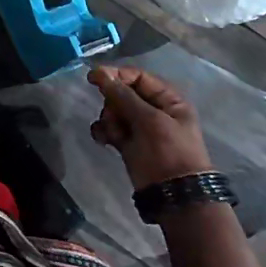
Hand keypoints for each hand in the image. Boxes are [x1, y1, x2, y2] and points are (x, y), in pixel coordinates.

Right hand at [88, 66, 213, 189]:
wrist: (172, 193)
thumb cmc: (168, 152)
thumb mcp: (149, 120)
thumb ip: (124, 96)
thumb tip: (100, 73)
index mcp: (168, 100)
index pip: (138, 77)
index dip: (116, 75)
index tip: (93, 77)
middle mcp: (154, 110)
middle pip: (123, 94)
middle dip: (113, 103)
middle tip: (113, 116)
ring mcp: (140, 128)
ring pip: (114, 112)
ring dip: (109, 120)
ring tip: (113, 134)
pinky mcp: (128, 144)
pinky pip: (110, 129)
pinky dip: (104, 132)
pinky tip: (103, 140)